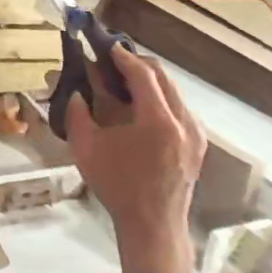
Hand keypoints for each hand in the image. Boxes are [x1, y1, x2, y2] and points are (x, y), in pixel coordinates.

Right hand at [66, 45, 207, 272]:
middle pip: (162, 76)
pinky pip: (178, 106)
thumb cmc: (117, 185)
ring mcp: (195, 133)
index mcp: (158, 121)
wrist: (153, 227)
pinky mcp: (197, 144)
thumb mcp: (86, 146)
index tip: (104, 45)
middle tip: (111, 59)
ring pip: (173, 90)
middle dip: (136, 63)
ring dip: (148, 79)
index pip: (142, 73)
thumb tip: (74, 89)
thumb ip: (77, 111)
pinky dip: (158, 95)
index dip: (122, 56)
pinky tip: (139, 103)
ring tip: (122, 80)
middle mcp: (184, 121)